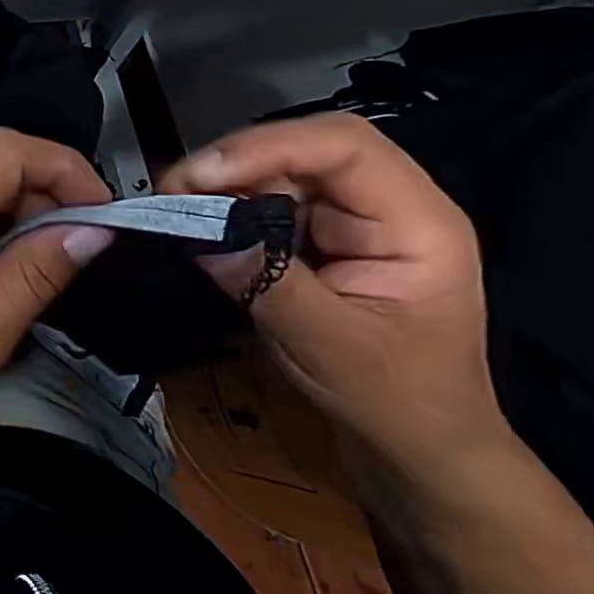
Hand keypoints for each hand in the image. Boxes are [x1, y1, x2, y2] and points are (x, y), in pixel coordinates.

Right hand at [162, 113, 498, 462]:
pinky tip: (202, 226)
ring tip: (179, 210)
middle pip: (307, 150)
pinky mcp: (324, 235)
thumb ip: (267, 284)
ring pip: (282, 173)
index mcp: (416, 222)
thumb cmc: (395, 402)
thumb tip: (200, 234)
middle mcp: (386, 204)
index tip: (200, 175)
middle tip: (174, 191)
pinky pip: (271, 203)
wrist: (418, 446)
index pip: (344, 147)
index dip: (268, 147)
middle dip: (237, 164)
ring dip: (228, 187)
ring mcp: (353, 218)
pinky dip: (232, 210)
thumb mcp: (330, 349)